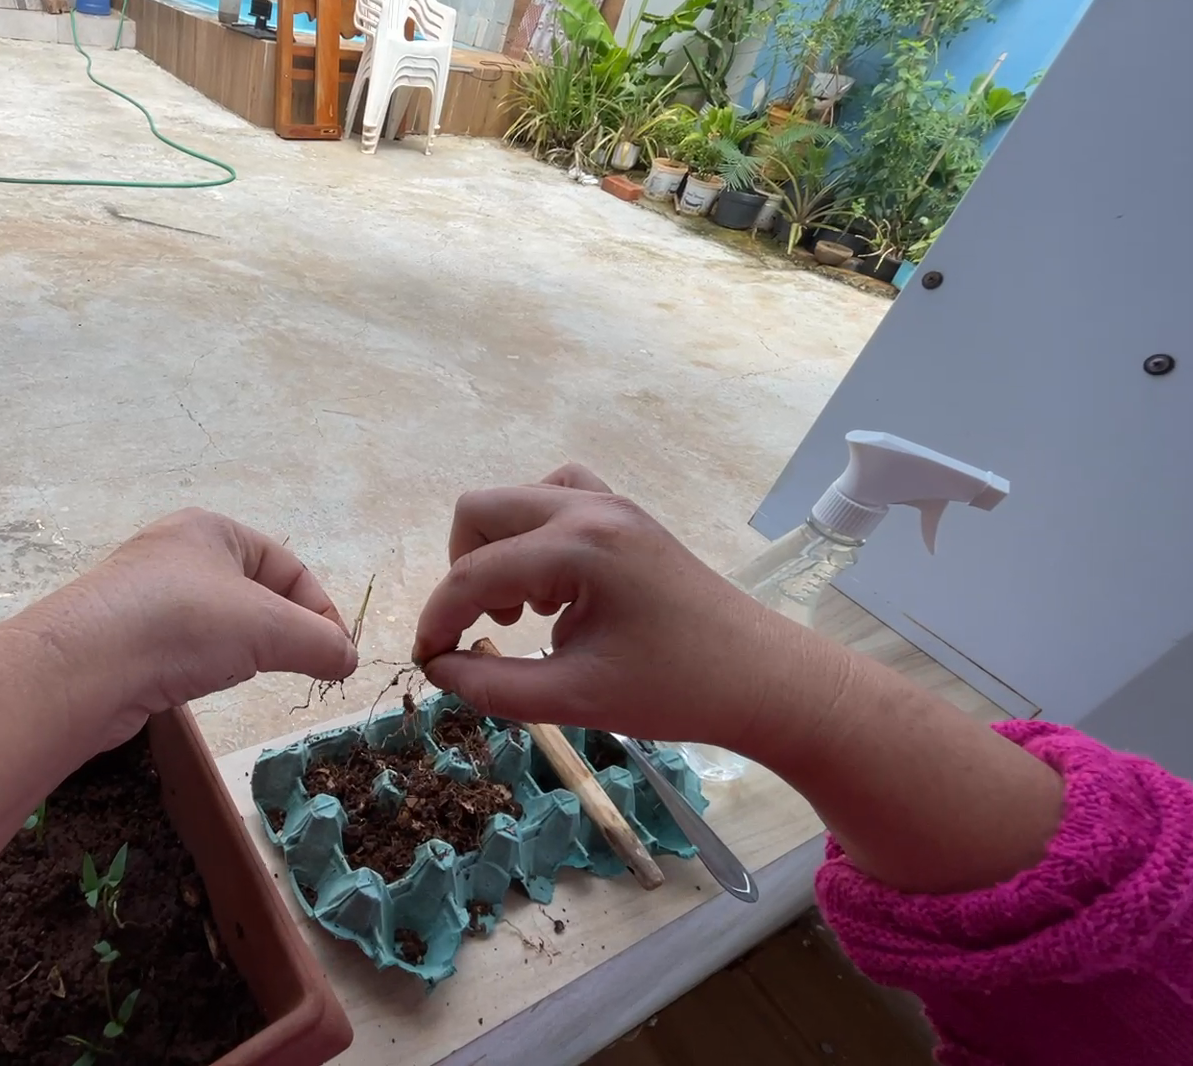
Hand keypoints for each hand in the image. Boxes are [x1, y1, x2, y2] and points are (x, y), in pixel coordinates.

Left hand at [10, 509, 358, 749]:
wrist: (84, 667)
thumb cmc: (184, 625)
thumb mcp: (268, 628)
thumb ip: (319, 642)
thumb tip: (347, 660)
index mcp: (213, 530)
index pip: (288, 566)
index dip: (321, 610)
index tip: (337, 656)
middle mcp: (177, 552)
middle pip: (255, 591)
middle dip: (284, 629)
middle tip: (301, 666)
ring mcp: (146, 593)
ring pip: (219, 619)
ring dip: (246, 647)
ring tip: (251, 672)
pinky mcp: (126, 633)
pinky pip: (185, 642)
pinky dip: (207, 661)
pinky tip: (204, 680)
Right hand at [412, 464, 842, 750]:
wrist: (766, 681)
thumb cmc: (675, 692)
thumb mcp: (572, 699)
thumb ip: (489, 685)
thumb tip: (436, 668)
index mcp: (578, 548)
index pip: (473, 574)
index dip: (437, 619)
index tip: (426, 660)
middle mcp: (588, 508)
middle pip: (479, 512)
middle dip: (461, 572)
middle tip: (483, 628)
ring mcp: (609, 503)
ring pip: (513, 498)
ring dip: (495, 549)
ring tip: (523, 608)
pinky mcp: (623, 513)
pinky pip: (554, 494)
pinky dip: (531, 532)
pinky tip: (550, 577)